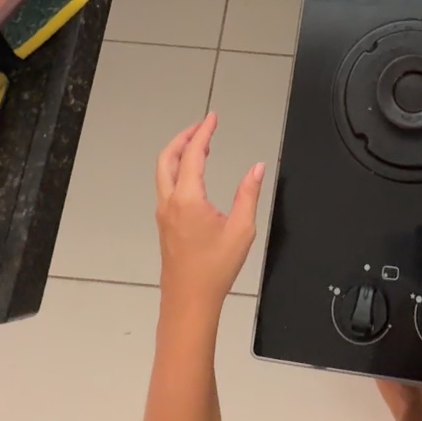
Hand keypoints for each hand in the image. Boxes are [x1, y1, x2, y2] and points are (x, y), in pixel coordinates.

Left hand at [154, 112, 264, 306]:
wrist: (189, 302)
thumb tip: (257, 167)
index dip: (203, 132)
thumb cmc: (214, 269)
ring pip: (163, 171)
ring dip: (178, 151)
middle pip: (167, 158)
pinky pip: (166, 185)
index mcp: (188, 199)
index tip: (213, 118)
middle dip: (184, 137)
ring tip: (199, 143)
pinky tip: (193, 171)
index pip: (192, 154)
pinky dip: (177, 167)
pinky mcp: (165, 223)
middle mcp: (170, 202)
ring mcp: (164, 213)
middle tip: (203, 125)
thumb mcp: (242, 229)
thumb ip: (249, 194)